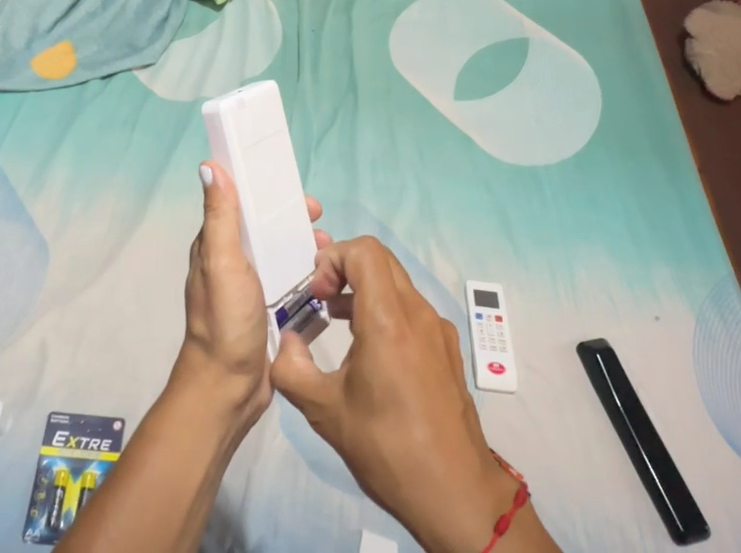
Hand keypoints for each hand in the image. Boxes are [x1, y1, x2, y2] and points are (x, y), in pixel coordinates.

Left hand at [171, 161, 328, 432]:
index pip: (240, 205)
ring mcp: (252, 290)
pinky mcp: (270, 312)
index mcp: (217, 247)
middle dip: (293, 221)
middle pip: (266, 229)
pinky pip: (293, 284)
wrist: (230, 388)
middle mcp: (233, 264)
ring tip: (331, 254)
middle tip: (321, 222)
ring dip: (306, 249)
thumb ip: (220, 216)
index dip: (264, 191)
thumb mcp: (222, 263)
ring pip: (283, 256)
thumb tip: (209, 166)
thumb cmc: (224, 321)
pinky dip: (311, 277)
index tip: (295, 190)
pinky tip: (329, 282)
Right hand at [271, 237, 542, 552]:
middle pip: (381, 259)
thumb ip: (292, 368)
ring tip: (335, 321)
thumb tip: (287, 342)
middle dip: (344, 268)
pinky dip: (384, 310)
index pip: (364, 251)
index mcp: (388, 320)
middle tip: (320, 299)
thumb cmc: (386, 446)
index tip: (316, 294)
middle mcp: (418, 314)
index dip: (333, 259)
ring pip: (397, 283)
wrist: (454, 489)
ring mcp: (437, 330)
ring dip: (363, 289)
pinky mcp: (446, 348)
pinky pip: (411, 309)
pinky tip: (367, 349)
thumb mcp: (324, 410)